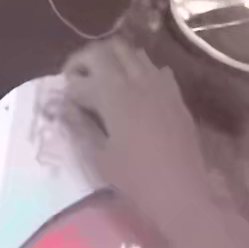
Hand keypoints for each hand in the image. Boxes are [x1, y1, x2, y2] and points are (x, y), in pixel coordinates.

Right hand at [63, 39, 248, 247]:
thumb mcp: (98, 156)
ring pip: (133, 54)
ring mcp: (161, 86)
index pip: (83, 70)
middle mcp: (137, 80)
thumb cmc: (136, 181)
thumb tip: (62, 104)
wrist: (186, 198)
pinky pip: (154, 70)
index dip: (68, 81)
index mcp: (114, 93)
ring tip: (102, 83)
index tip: (62, 98)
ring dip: (113, 61)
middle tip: (77, 80)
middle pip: (108, 49)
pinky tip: (133, 93)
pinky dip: (138, 72)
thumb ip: (78, 124)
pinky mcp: (176, 98)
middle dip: (87, 59)